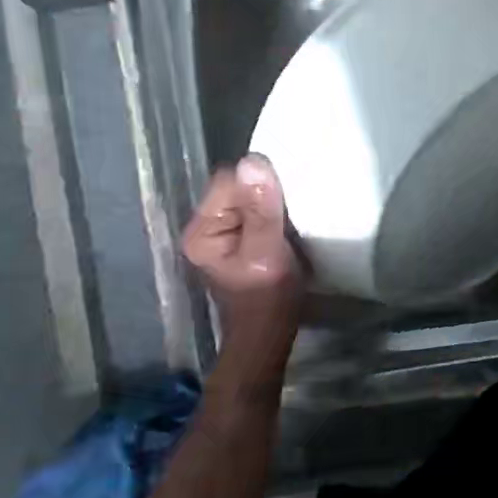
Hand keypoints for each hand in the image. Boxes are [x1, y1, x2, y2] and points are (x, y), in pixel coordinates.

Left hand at [182, 155, 304, 305]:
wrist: (269, 336)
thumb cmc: (268, 298)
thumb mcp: (268, 252)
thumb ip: (261, 210)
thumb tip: (254, 161)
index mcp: (202, 229)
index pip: (229, 182)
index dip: (259, 183)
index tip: (287, 197)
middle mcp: (206, 227)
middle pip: (238, 188)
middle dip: (268, 192)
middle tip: (295, 207)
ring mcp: (223, 234)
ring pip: (250, 198)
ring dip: (274, 202)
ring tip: (295, 216)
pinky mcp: (241, 239)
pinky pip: (257, 212)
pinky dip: (275, 213)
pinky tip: (290, 224)